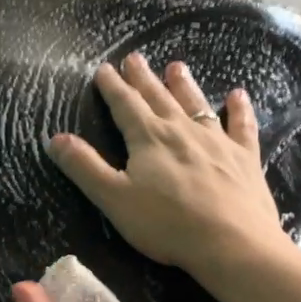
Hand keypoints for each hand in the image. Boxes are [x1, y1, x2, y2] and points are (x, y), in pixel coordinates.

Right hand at [48, 55, 286, 276]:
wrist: (233, 244)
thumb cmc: (166, 223)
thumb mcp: (113, 198)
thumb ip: (84, 167)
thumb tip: (55, 138)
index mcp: (148, 138)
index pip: (125, 105)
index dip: (112, 86)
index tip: (103, 68)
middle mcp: (182, 130)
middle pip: (158, 98)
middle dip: (143, 78)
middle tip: (134, 57)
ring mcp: (217, 142)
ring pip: (196, 105)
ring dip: (184, 85)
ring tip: (176, 66)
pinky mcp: (245, 158)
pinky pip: (242, 126)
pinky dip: (239, 109)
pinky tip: (237, 95)